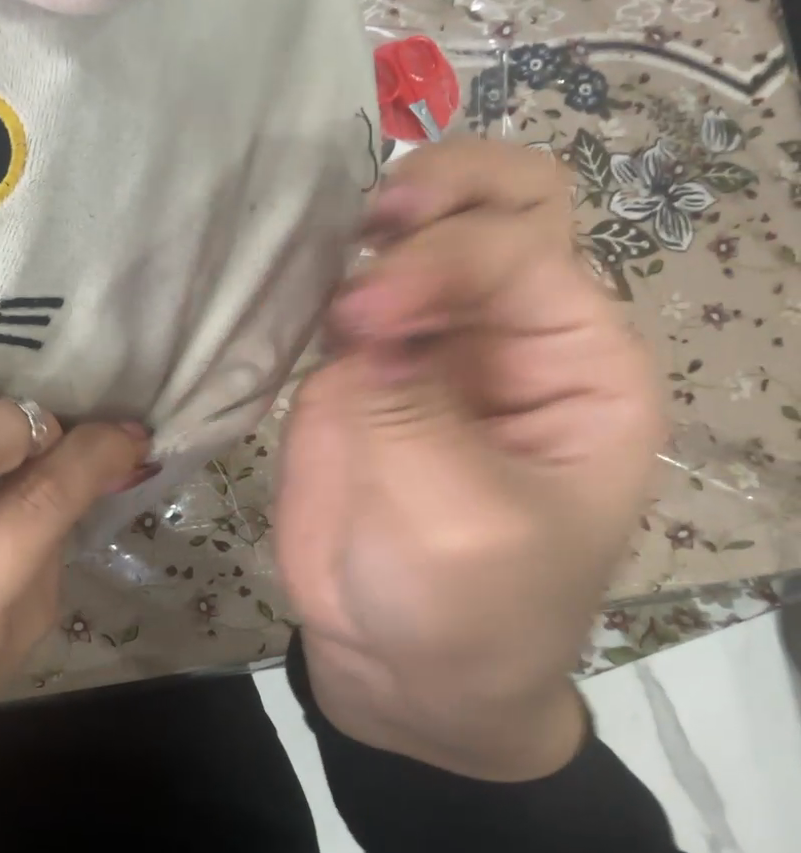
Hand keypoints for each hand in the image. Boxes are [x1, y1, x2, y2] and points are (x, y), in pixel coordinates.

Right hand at [277, 137, 666, 780]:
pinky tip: (280, 280)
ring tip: (317, 240)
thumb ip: (414, 410)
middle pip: (498, 209)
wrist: (400, 663)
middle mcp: (499, 337)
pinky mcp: (340, 378)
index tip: (362, 322)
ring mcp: (411, 352)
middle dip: (441, 189)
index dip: (441, 263)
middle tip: (370, 215)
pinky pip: (330, 300)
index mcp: (572, 363)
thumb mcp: (465, 517)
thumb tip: (358, 312)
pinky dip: (308, 278)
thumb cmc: (470, 603)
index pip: (519, 255)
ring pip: (405, 242)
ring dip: (368, 223)